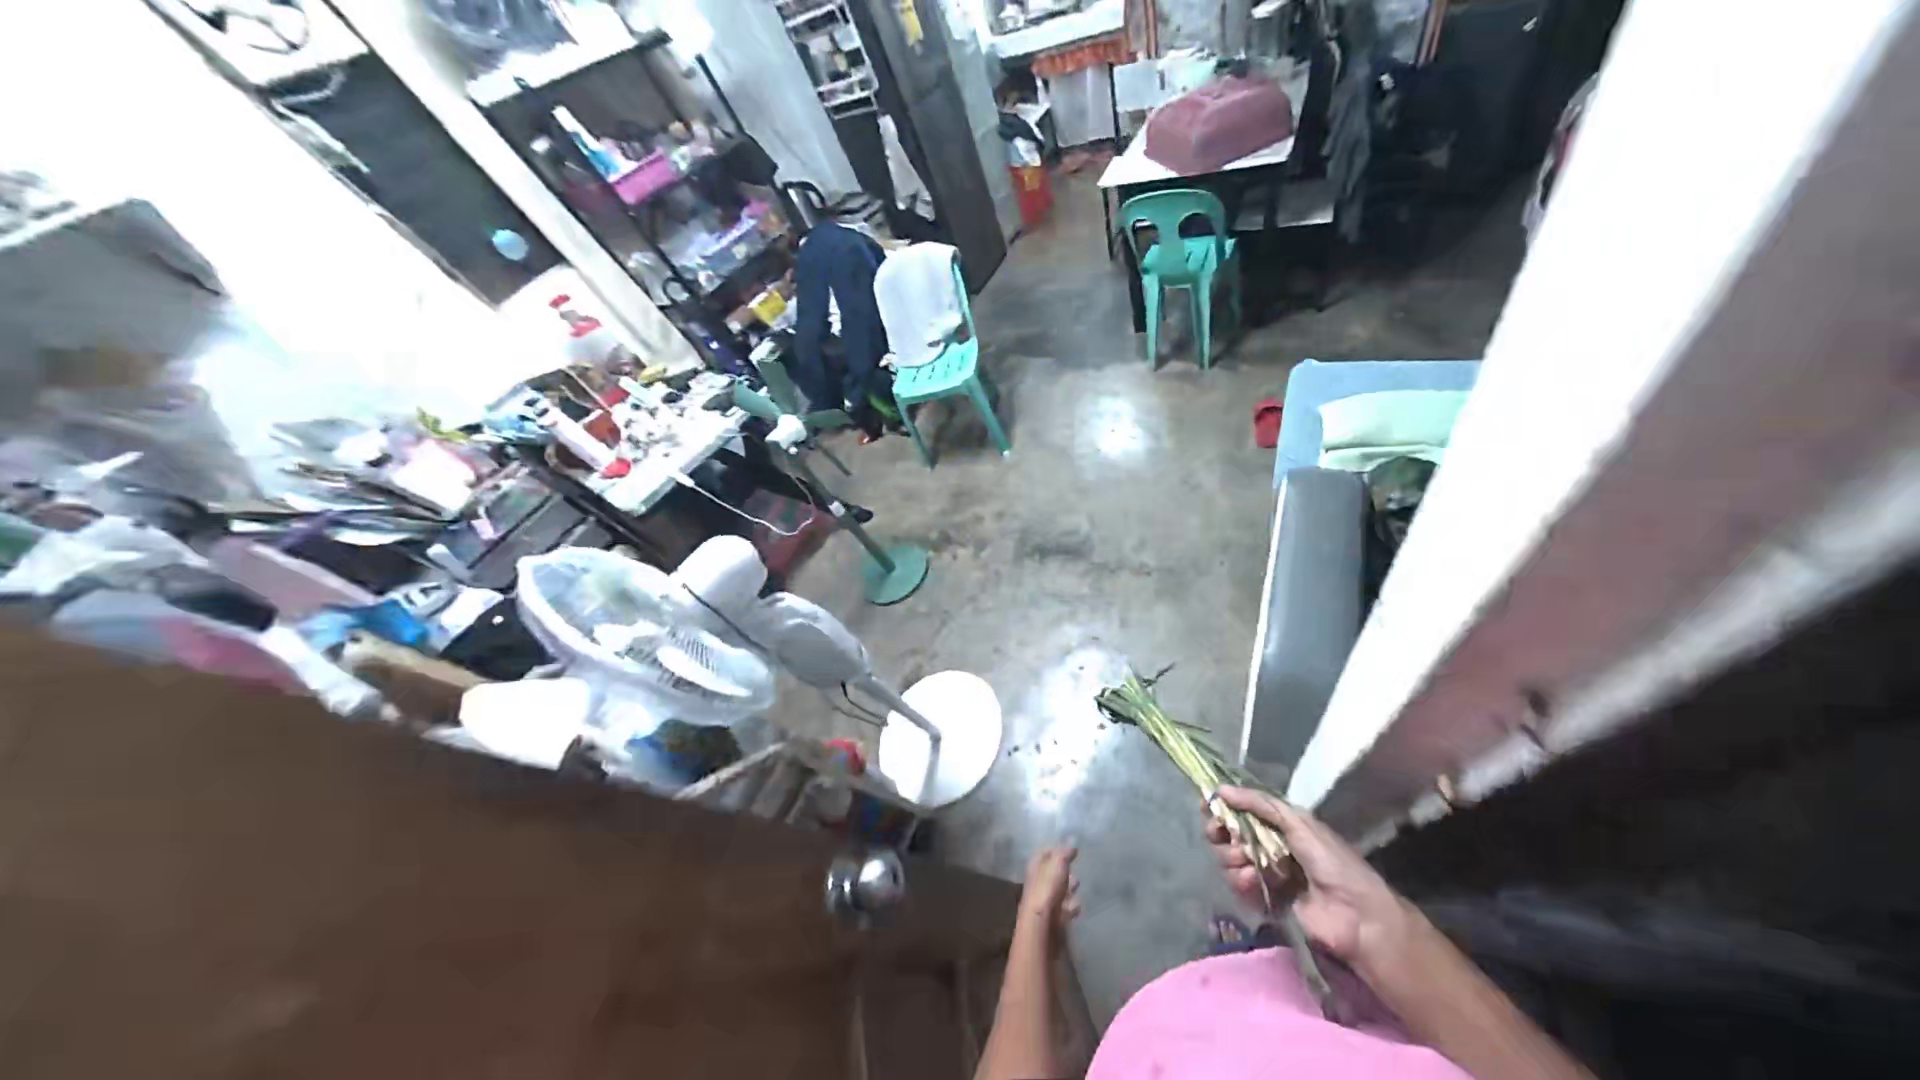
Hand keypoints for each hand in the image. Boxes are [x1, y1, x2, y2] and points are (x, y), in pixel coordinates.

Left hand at [1018, 846, 1081, 937]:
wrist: (1042, 927)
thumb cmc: (1047, 890)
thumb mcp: (1057, 865)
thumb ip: (1064, 853)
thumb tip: (1071, 840)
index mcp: (1035, 868)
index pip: (1043, 854)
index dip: (1054, 849)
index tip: (1069, 847)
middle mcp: (1038, 884)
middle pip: (1050, 874)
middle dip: (1062, 870)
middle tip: (1075, 867)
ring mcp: (1045, 903)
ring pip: (1057, 891)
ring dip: (1067, 888)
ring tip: (1078, 884)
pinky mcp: (1053, 920)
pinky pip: (1064, 909)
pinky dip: (1070, 906)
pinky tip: (1077, 905)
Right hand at [1204, 786, 1414, 963]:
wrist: (1355, 915)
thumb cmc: (1332, 862)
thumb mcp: (1299, 823)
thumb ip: (1259, 804)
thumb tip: (1220, 789)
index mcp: (1277, 824)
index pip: (1238, 809)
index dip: (1220, 806)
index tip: (1207, 804)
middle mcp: (1266, 845)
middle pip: (1225, 833)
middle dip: (1221, 832)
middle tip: (1225, 835)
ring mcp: (1262, 873)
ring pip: (1226, 858)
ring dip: (1232, 858)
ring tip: (1249, 862)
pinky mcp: (1261, 900)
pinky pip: (1236, 885)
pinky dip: (1241, 880)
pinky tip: (1254, 880)